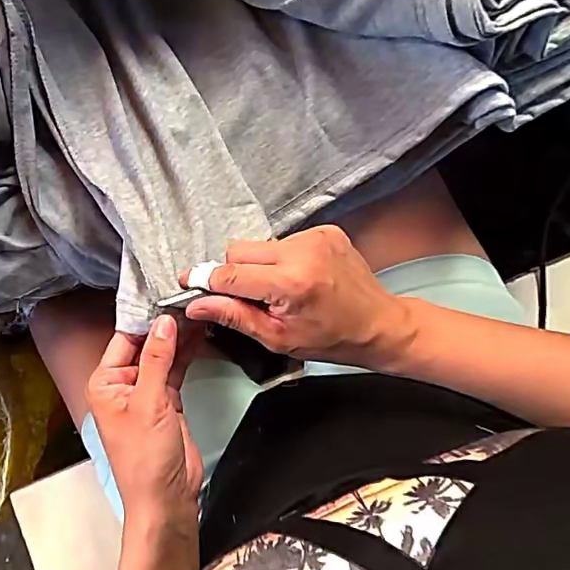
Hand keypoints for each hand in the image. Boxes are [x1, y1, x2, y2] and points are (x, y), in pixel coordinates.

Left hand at [85, 315, 201, 538]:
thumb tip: (163, 324)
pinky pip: (174, 371)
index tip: (163, 298)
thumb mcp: (149, 402)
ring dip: (178, 339)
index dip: (144, 320)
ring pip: (162, 357)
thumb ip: (157, 360)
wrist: (166, 498)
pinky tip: (198, 337)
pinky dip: (186, 356)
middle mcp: (121, 386)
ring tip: (197, 313)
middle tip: (186, 302)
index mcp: (104, 383)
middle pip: (144, 346)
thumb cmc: (145, 459)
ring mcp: (145, 393)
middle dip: (165, 327)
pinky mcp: (166, 402)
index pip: (124, 340)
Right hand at [182, 226, 419, 368]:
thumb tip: (197, 304)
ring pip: (257, 246)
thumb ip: (233, 316)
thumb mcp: (276, 337)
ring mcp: (315, 237)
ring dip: (257, 266)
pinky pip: (280, 241)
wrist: (380, 325)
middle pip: (238, 251)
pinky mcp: (323, 231)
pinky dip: (278, 258)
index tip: (189, 282)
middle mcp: (302, 252)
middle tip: (247, 296)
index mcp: (291, 283)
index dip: (206, 280)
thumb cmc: (331, 338)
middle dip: (234, 273)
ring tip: (277, 289)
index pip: (230, 274)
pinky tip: (294, 276)